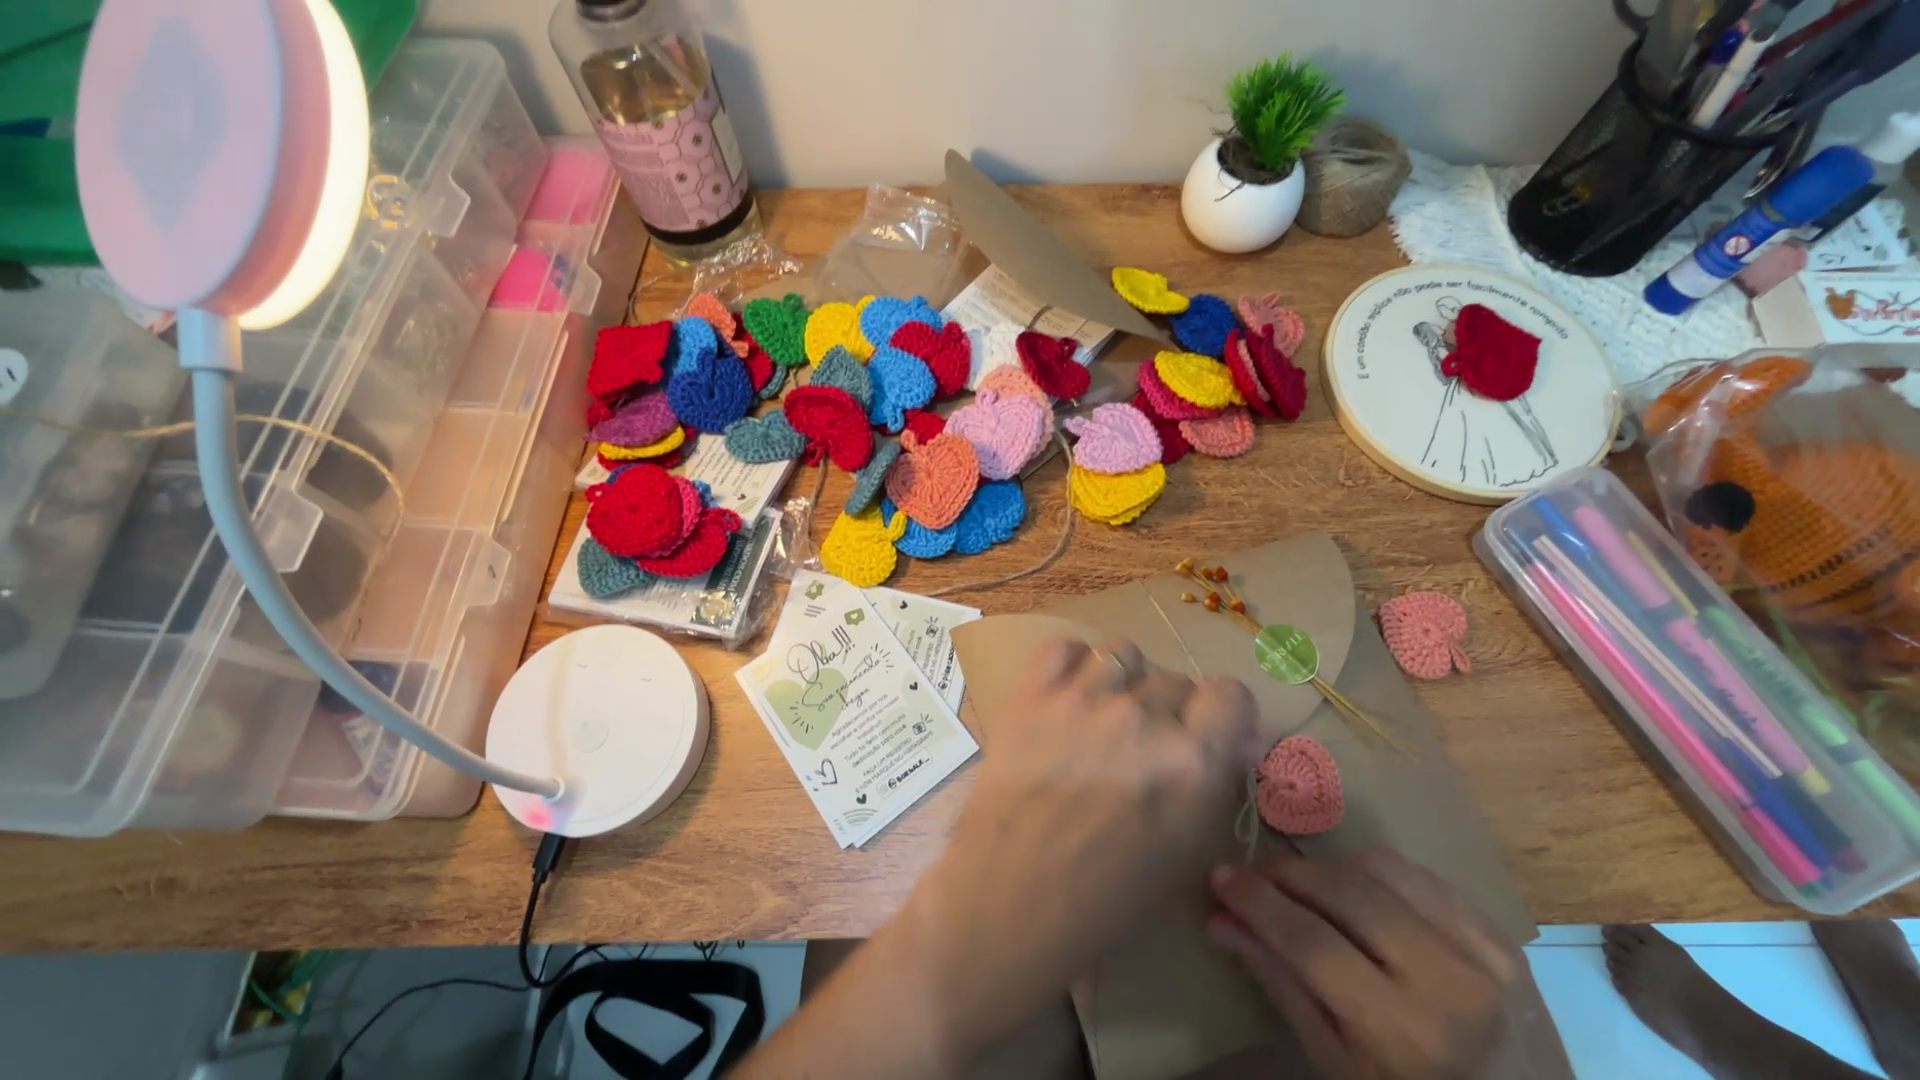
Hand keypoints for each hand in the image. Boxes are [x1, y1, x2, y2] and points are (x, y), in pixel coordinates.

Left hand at [905, 637, 1258, 1056]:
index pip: (1230, 694)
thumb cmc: (1104, 897)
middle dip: (1169, 709)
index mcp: (1192, 761)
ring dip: (1123, 682)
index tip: (1208, 732)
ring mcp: (1082, 700)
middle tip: (1144, 745)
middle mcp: (1142, 717)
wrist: (1009, 899)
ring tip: (1104, 716)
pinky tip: (1067, 695)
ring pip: (1123, 655)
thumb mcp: (1183, 851)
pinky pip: (1063, 648)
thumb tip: (1234, 741)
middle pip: (1175, 680)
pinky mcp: (1031, 695)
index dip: (1223, 714)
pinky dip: (1071, 664)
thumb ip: (1211, 783)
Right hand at [1208, 849, 1519, 1079]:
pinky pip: (1421, 875)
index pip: (1311, 944)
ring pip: (1381, 869)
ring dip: (1328, 870)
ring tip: (1305, 889)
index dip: (1257, 904)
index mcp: (1401, 1033)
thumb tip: (1221, 921)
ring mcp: (1483, 954)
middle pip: (1344, 894)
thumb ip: (1279, 983)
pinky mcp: (1502, 935)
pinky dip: (1375, 873)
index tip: (1220, 877)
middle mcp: (1448, 984)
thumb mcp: (1334, 1061)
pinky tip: (1358, 893)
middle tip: (1252, 879)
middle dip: (1285, 876)